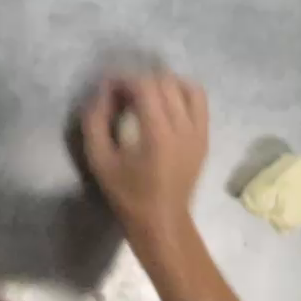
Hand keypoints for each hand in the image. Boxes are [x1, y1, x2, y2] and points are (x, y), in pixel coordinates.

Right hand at [81, 72, 208, 242]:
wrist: (162, 221)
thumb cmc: (127, 194)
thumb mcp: (99, 160)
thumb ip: (95, 121)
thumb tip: (102, 91)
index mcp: (157, 134)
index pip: (145, 85)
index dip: (124, 79)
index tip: (109, 88)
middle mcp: (183, 127)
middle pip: (164, 81)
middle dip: (140, 80)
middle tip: (123, 94)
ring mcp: (198, 131)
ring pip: (184, 85)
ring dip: (161, 83)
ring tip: (145, 95)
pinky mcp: (204, 135)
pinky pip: (198, 99)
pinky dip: (181, 91)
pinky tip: (165, 102)